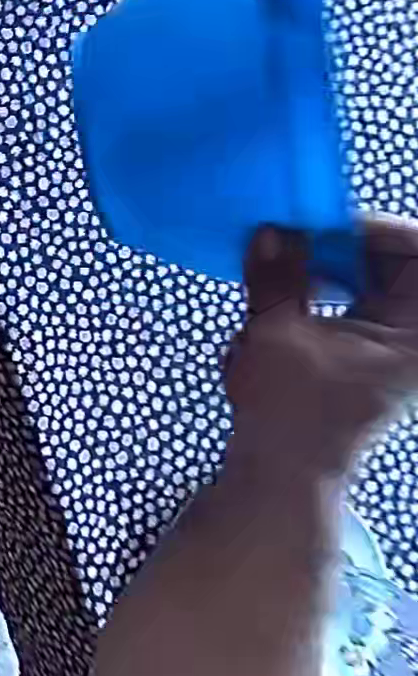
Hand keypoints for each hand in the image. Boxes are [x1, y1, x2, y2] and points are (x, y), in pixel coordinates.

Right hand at [227, 216, 417, 480]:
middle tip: (286, 233)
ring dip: (330, 259)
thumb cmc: (291, 397)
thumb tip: (272, 231)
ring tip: (278, 254)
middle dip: (346, 242)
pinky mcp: (371, 341)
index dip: (377, 231)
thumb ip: (276, 279)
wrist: (290, 452)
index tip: (313, 223)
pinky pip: (360, 294)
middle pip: (403, 264)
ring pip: (378, 277)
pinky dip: (325, 279)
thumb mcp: (275, 332)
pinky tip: (286, 280)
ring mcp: (400, 337)